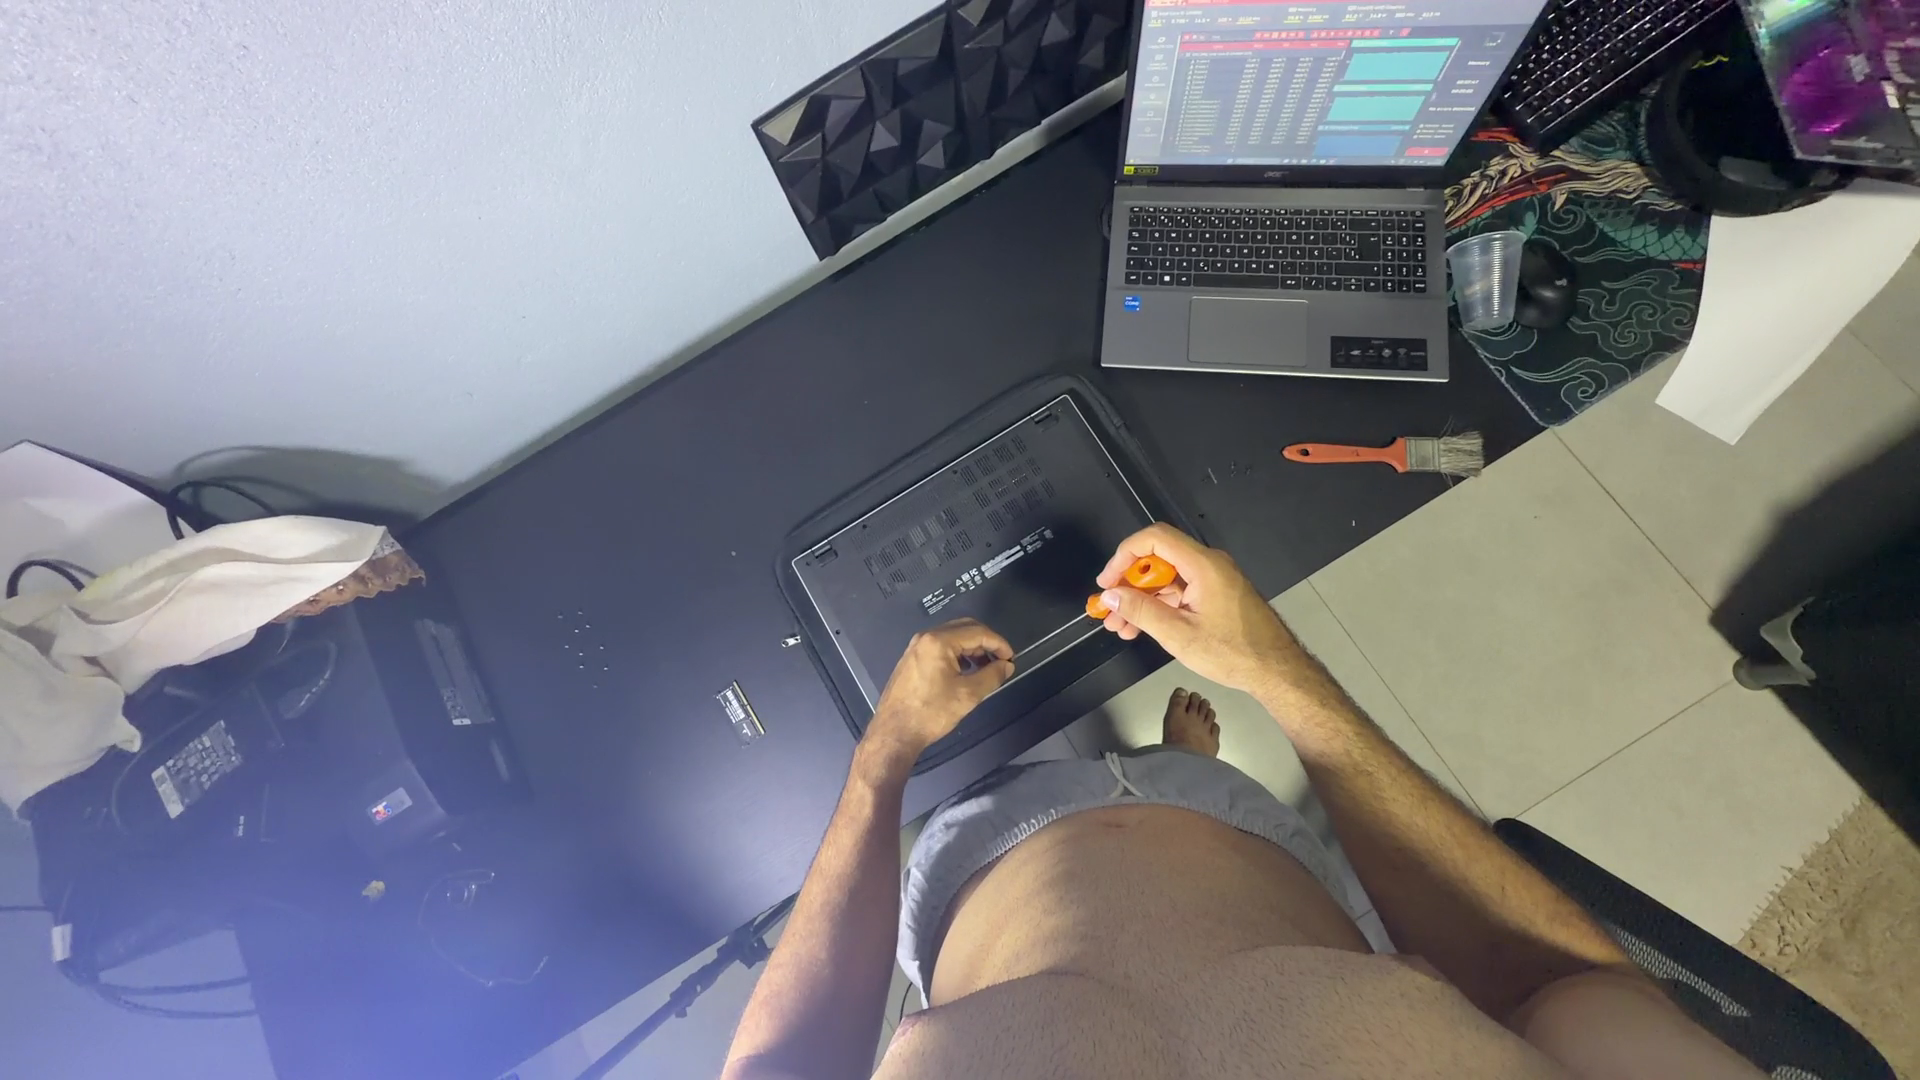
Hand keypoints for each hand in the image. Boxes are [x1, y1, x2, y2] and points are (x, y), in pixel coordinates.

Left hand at [863, 619, 1015, 762]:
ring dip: (972, 648)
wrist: (894, 732)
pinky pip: (940, 647)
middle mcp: (925, 637)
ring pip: (952, 637)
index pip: (977, 632)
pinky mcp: (912, 659)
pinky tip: (966, 671)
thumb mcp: (968, 695)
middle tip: (1001, 660)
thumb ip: (992, 676)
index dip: (999, 644)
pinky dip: (957, 654)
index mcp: (938, 641)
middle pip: (964, 628)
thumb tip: (1006, 666)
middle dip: (986, 642)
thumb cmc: (932, 713)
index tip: (1011, 659)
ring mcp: (916, 647)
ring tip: (986, 668)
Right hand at [1094, 524, 1303, 697]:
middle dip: (1128, 585)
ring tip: (1119, 627)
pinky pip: (1180, 592)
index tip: (1107, 582)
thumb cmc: (1232, 653)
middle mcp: (1209, 564)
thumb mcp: (1178, 634)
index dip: (1124, 555)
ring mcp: (1213, 579)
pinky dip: (1158, 607)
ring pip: (1166, 579)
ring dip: (1140, 600)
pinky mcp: (1215, 595)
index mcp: (1203, 565)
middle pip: (1158, 560)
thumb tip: (1110, 596)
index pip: (1155, 538)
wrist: (1278, 671)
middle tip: (1108, 610)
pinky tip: (1140, 628)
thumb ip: (1141, 611)